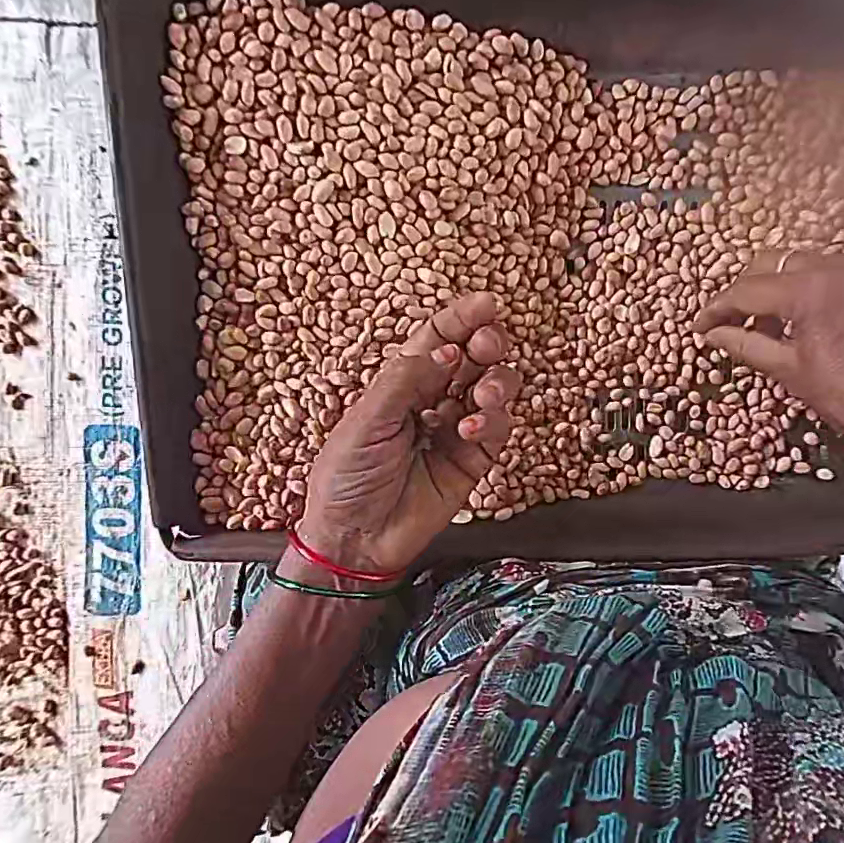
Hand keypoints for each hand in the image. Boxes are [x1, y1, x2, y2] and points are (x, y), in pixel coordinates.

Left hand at [296, 292, 518, 576]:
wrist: (356, 538)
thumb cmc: (347, 477)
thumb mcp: (366, 421)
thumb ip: (407, 381)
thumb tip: (447, 350)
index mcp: (402, 384)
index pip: (437, 340)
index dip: (460, 319)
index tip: (485, 304)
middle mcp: (432, 401)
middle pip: (473, 358)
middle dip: (486, 344)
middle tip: (486, 345)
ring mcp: (455, 430)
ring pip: (494, 389)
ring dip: (495, 382)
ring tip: (481, 394)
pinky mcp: (473, 461)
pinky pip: (497, 429)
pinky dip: (491, 422)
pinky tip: (469, 429)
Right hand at [692, 253, 843, 435]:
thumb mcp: (790, 372)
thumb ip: (745, 345)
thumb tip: (712, 334)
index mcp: (810, 289)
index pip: (746, 289)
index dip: (716, 308)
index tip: (700, 326)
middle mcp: (837, 266)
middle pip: (770, 263)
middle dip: (744, 292)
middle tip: (729, 324)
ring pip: (799, 263)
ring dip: (774, 289)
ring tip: (764, 329)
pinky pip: (829, 271)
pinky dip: (804, 288)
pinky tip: (799, 321)